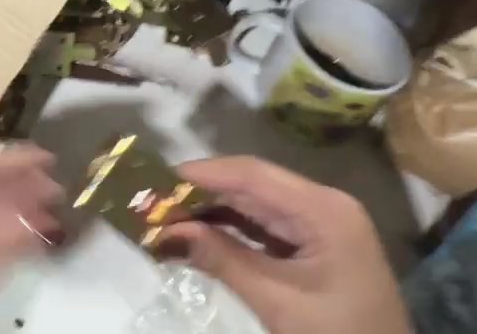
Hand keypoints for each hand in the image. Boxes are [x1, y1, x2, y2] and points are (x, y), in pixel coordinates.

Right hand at [153, 157, 409, 333]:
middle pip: (251, 185)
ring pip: (253, 205)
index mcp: (324, 209)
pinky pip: (264, 227)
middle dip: (201, 193)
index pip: (252, 174)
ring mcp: (321, 226)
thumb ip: (222, 259)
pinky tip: (197, 235)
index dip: (202, 173)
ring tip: (165, 217)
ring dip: (211, 212)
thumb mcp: (278, 303)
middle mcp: (323, 205)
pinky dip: (231, 231)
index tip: (156, 177)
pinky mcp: (315, 247)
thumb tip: (166, 231)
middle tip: (153, 200)